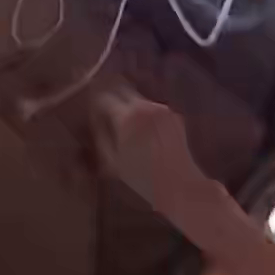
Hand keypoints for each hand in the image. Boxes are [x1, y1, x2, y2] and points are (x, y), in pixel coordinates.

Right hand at [91, 89, 222, 232]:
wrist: (180, 186)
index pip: (103, 97)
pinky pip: (154, 109)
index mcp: (126, 116)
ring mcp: (162, 109)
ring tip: (129, 126)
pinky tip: (148, 133)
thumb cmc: (142, 178)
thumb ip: (100, 135)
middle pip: (122, 89)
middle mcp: (144, 105)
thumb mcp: (112, 162)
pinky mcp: (174, 115)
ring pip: (138, 98)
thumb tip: (95, 120)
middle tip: (107, 111)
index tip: (93, 113)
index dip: (96, 104)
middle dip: (112, 97)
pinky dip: (146, 115)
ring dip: (130, 106)